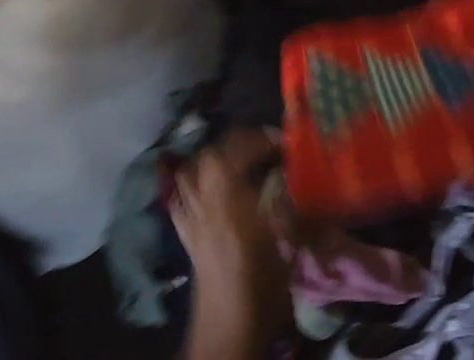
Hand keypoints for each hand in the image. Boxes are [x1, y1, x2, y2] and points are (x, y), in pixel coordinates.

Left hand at [171, 130, 289, 351]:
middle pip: (208, 158)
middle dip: (236, 144)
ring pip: (190, 174)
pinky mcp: (186, 237)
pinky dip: (195, 185)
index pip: (233, 154)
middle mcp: (205, 208)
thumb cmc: (260, 294)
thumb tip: (291, 185)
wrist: (226, 333)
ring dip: (213, 159)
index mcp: (230, 208)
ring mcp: (191, 221)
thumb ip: (286, 212)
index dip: (257, 140)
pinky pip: (181, 199)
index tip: (281, 142)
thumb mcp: (283, 250)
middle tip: (263, 147)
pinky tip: (212, 190)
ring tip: (238, 161)